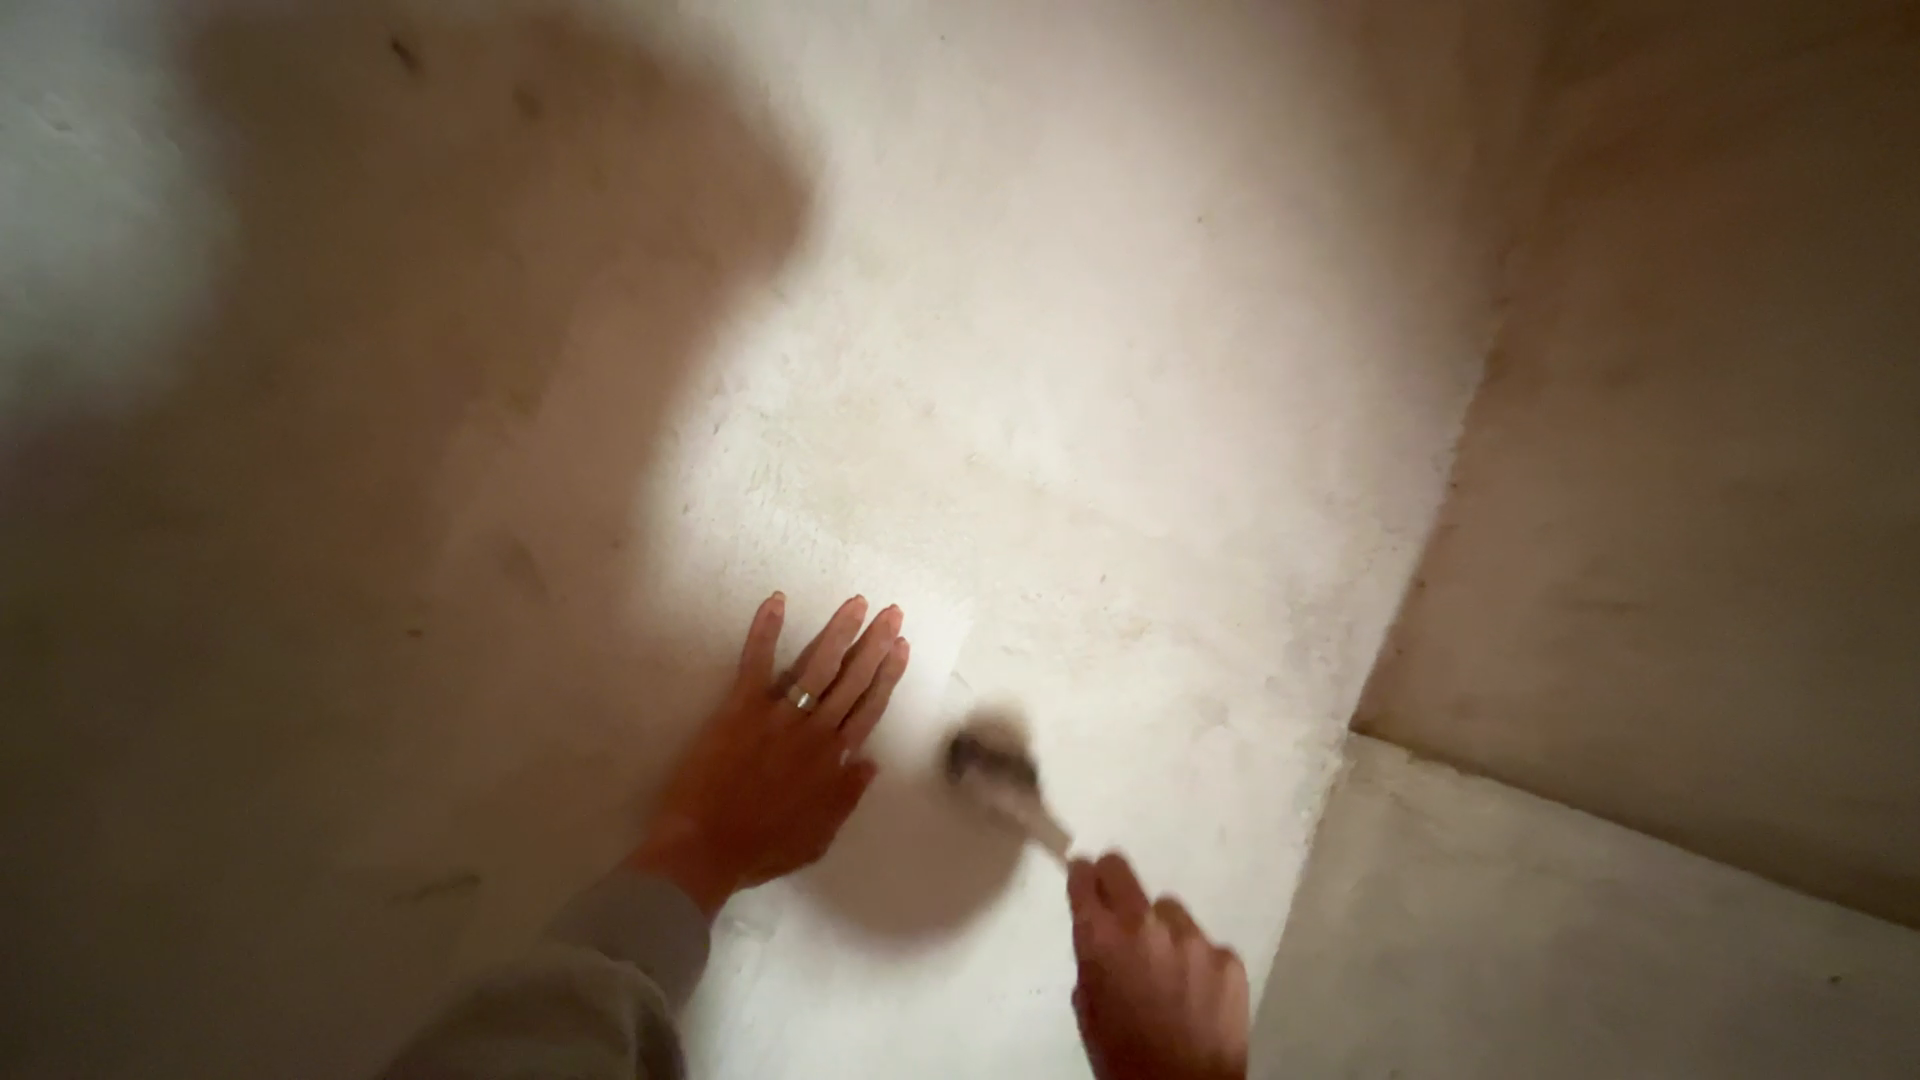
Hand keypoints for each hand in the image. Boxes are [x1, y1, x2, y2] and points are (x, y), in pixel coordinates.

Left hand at [630, 593, 909, 917]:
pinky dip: (766, 630)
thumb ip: (847, 797)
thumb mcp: (819, 837)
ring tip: (857, 603)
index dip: (887, 675)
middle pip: (852, 680)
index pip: (869, 708)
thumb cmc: (761, 849)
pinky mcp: (741, 708)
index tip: (901, 646)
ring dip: (840, 631)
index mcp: (833, 761)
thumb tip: (871, 762)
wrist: (705, 850)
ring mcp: (779, 716)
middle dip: (875, 643)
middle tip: (891, 613)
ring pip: (818, 665)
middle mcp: (814, 731)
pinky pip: (757, 663)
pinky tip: (776, 601)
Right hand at [1068, 853, 1249, 1079]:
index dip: (1081, 875)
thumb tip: (1100, 935)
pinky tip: (1196, 993)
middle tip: (1115, 906)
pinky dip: (1197, 961)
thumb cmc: (1122, 1060)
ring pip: (1168, 910)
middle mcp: (1144, 923)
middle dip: (1112, 880)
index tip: (1083, 878)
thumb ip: (1091, 959)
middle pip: (1121, 869)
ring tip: (1167, 969)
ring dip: (1161, 929)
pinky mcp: (1227, 957)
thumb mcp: (1088, 1007)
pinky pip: (1204, 943)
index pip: (1084, 876)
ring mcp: (1191, 937)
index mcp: (1101, 937)